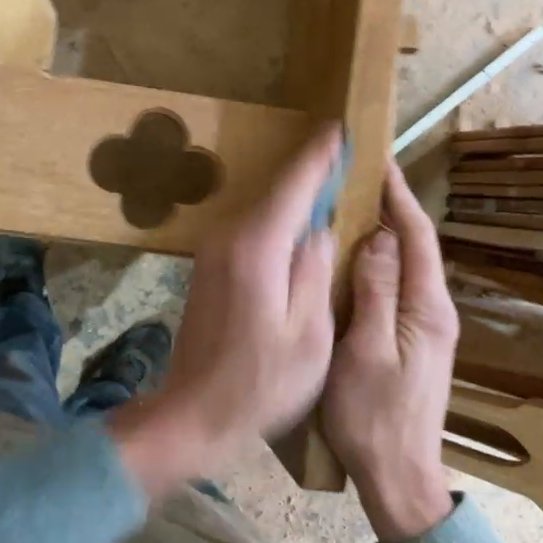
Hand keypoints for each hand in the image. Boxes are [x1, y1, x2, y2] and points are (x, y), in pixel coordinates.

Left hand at [111, 124, 343, 497]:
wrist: (193, 413)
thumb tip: (321, 229)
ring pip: (264, 211)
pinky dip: (279, 223)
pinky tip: (302, 231)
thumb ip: (316, 271)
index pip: (294, 183)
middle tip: (349, 157)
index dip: (321, 155)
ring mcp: (213, 252)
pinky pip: (252, 231)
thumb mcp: (309, 335)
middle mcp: (229, 238)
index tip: (344, 129)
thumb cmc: (260, 383)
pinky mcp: (209, 268)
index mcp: (257, 248)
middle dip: (313, 173)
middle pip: (277, 192)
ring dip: (296, 199)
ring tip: (335, 187)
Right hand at [323, 162, 460, 542]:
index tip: (378, 160)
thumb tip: (378, 236)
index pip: (416, 235)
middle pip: (414, 246)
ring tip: (347, 208)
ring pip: (405, 266)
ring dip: (381, 234)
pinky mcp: (413, 343)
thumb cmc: (372, 417)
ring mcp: (426, 329)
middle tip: (354, 178)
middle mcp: (434, 311)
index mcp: (427, 308)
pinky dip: (376, 264)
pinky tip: (349, 261)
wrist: (399, 478)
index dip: (398, 195)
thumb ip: (375, 291)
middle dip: (389, 208)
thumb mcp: (364, 351)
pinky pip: (396, 287)